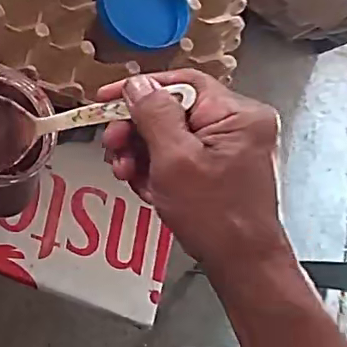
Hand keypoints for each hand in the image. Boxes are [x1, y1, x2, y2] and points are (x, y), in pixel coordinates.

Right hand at [98, 70, 289, 268]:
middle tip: (113, 148)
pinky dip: (152, 167)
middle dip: (135, 130)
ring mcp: (226, 145)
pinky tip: (145, 184)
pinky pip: (173, 153)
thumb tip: (137, 84)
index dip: (139, 89)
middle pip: (169, 109)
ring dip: (138, 153)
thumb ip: (154, 116)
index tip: (106, 100)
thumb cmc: (215, 216)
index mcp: (237, 115)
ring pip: (165, 133)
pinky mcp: (216, 164)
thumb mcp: (175, 160)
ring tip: (126, 173)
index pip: (180, 83)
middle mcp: (236, 124)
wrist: (240, 262)